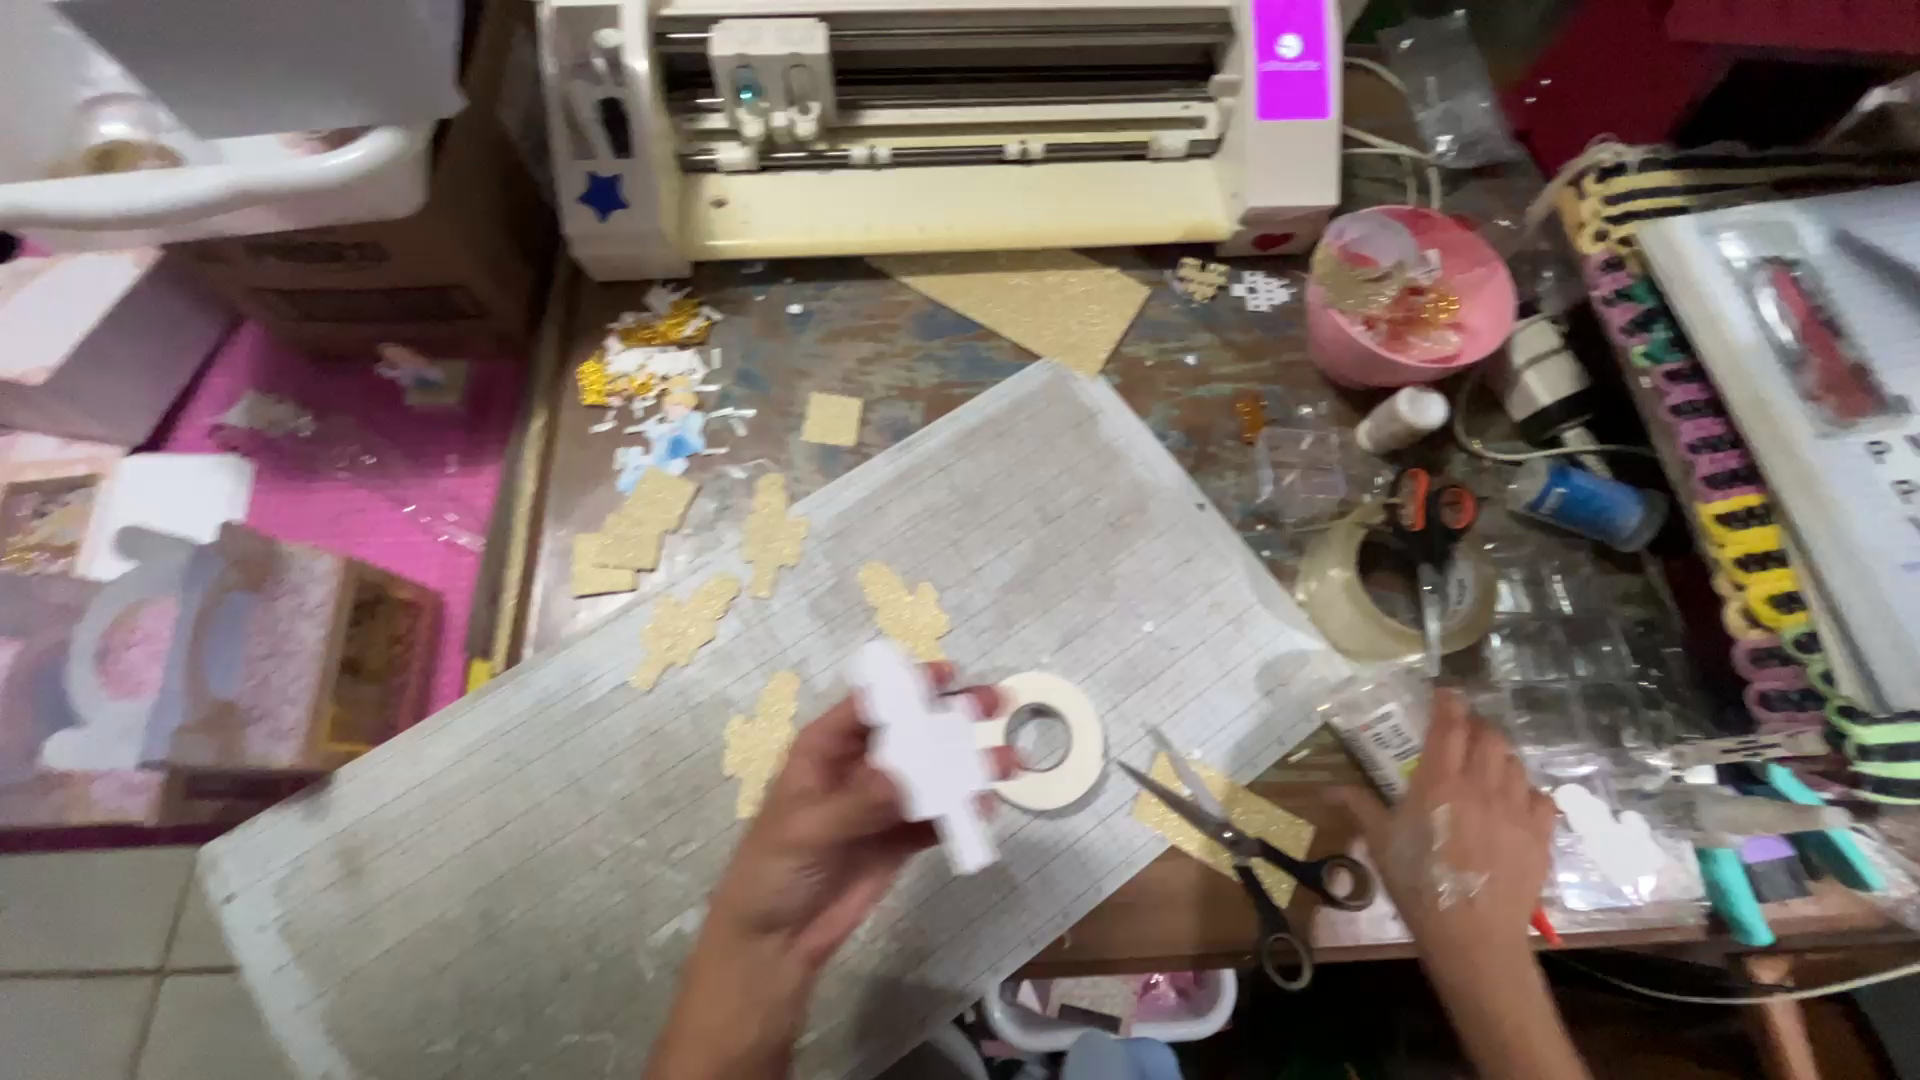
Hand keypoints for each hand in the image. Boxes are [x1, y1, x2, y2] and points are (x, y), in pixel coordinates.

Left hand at [647, 664, 1008, 1079]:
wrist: (776, 940)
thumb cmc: (772, 870)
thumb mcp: (806, 830)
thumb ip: (856, 803)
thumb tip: (902, 774)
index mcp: (826, 748)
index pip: (871, 704)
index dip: (907, 685)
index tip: (947, 675)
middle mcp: (860, 766)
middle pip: (911, 731)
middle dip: (951, 717)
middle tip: (994, 704)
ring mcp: (884, 802)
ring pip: (932, 772)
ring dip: (968, 765)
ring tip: (1008, 763)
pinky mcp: (901, 837)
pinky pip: (937, 817)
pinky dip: (961, 813)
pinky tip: (985, 811)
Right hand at [1336, 687, 1556, 962]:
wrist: (1471, 935)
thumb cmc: (1417, 882)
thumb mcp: (1380, 840)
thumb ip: (1357, 805)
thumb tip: (1325, 789)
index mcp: (1438, 782)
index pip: (1448, 726)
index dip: (1448, 703)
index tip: (1444, 692)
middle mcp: (1480, 786)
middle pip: (1489, 737)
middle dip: (1476, 726)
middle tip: (1462, 730)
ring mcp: (1515, 810)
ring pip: (1515, 762)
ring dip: (1499, 754)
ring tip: (1485, 762)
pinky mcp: (1539, 835)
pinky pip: (1540, 797)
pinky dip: (1526, 789)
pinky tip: (1513, 800)